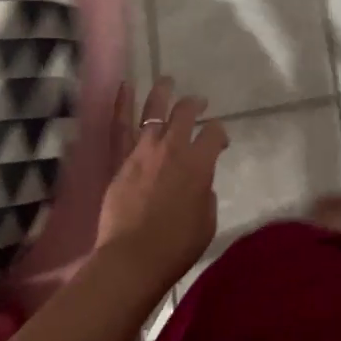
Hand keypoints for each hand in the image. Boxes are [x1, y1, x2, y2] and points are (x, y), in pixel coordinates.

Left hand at [96, 78, 229, 293]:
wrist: (132, 259)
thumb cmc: (176, 247)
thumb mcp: (206, 223)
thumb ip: (205, 196)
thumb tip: (199, 186)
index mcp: (200, 163)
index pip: (214, 133)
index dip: (219, 133)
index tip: (219, 141)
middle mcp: (174, 148)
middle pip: (186, 113)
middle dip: (195, 104)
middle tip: (198, 103)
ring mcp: (145, 150)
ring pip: (155, 110)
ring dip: (163, 92)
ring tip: (167, 80)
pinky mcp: (122, 159)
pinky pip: (120, 126)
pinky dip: (122, 104)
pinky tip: (125, 85)